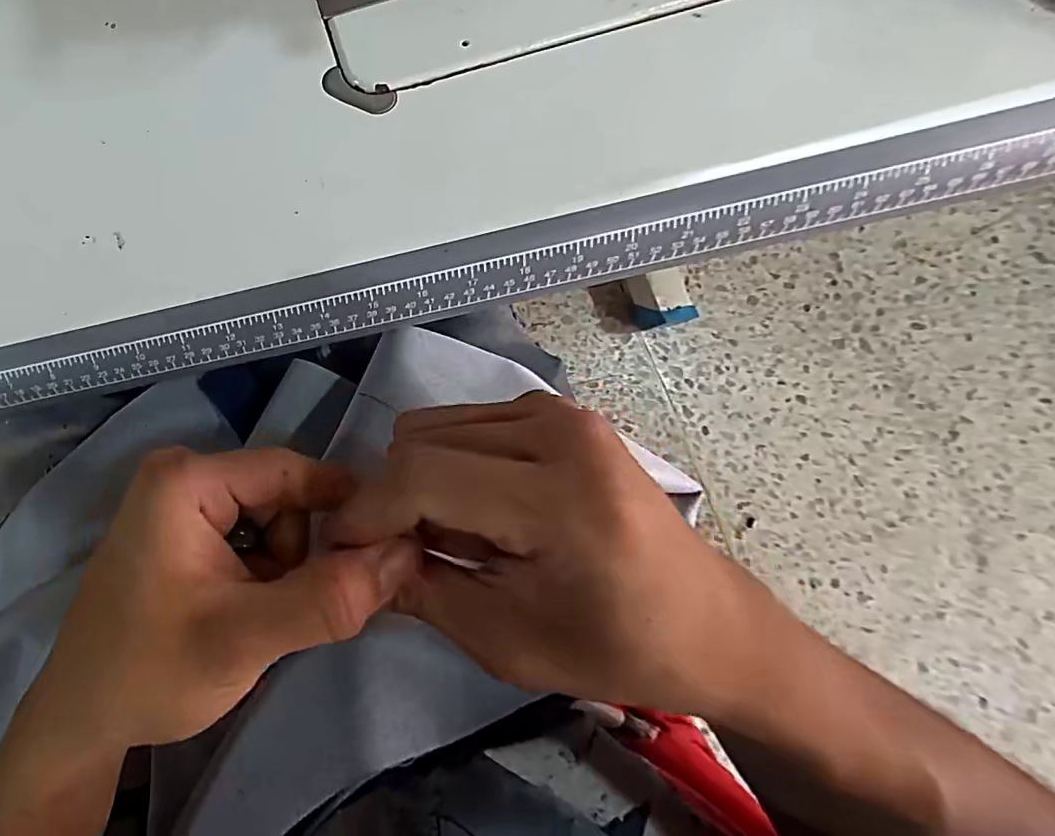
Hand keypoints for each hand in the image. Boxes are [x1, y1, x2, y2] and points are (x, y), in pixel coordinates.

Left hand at [30, 447, 419, 750]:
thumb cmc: (152, 670)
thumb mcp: (246, 638)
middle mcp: (180, 473)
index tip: (386, 545)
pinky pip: (246, 533)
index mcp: (186, 477)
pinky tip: (247, 609)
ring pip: (268, 516)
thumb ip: (328, 598)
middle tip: (301, 606)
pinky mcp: (180, 528)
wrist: (83, 717)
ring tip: (262, 616)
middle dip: (303, 548)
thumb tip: (403, 555)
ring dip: (283, 565)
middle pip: (279, 493)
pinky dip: (263, 570)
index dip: (341, 503)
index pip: (288, 469)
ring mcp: (177, 500)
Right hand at [327, 391, 792, 716]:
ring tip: (443, 531)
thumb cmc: (617, 647)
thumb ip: (419, 592)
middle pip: (418, 442)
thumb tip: (356, 557)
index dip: (369, 511)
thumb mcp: (507, 643)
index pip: (424, 477)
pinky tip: (473, 505)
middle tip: (399, 550)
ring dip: (415, 478)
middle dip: (390, 497)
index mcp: (562, 499)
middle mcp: (561, 432)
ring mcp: (559, 411)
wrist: (710, 622)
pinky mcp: (554, 408)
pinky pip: (459, 421)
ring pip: (430, 425)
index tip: (343, 548)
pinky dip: (444, 461)